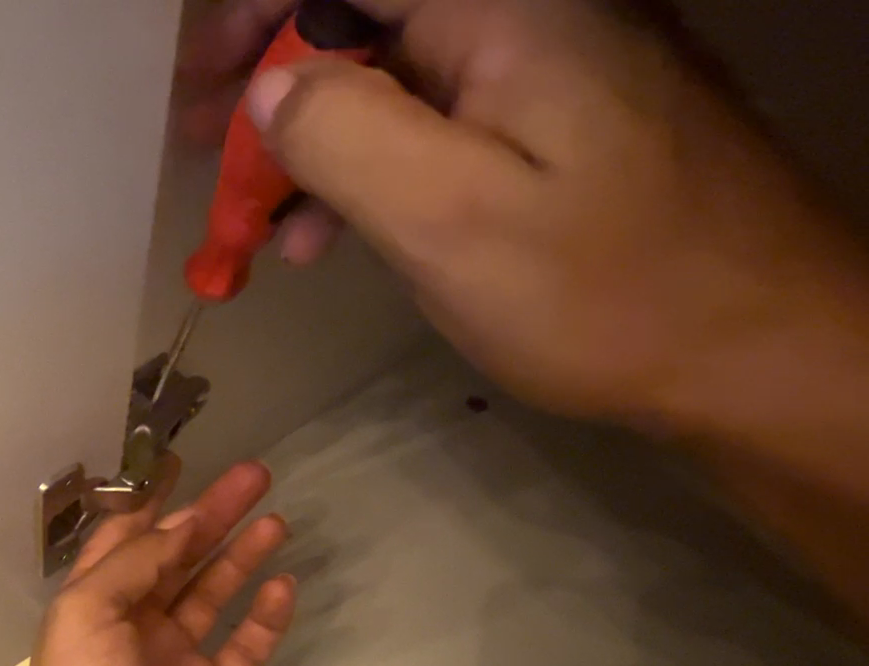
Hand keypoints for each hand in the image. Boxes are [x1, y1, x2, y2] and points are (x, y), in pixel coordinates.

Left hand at [15, 459, 295, 665]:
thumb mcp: (88, 616)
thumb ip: (134, 565)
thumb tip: (176, 526)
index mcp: (91, 606)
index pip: (123, 541)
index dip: (151, 503)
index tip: (182, 464)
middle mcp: (132, 626)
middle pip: (175, 559)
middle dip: (210, 517)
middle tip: (254, 476)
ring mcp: (175, 662)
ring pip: (213, 595)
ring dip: (240, 556)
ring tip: (277, 517)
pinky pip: (244, 646)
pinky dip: (264, 616)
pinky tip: (285, 583)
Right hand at [195, 0, 868, 423]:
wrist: (747, 348)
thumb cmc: (595, 289)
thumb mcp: (446, 217)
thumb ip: (346, 138)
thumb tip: (268, 91)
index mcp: (512, 15)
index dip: (264, 14)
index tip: (202, 79)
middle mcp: (530, 21)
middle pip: (369, 23)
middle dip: (273, 83)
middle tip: (206, 146)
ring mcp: (541, 77)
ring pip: (388, 83)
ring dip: (308, 144)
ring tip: (252, 216)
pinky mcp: (543, 131)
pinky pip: (425, 129)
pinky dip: (360, 175)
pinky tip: (321, 237)